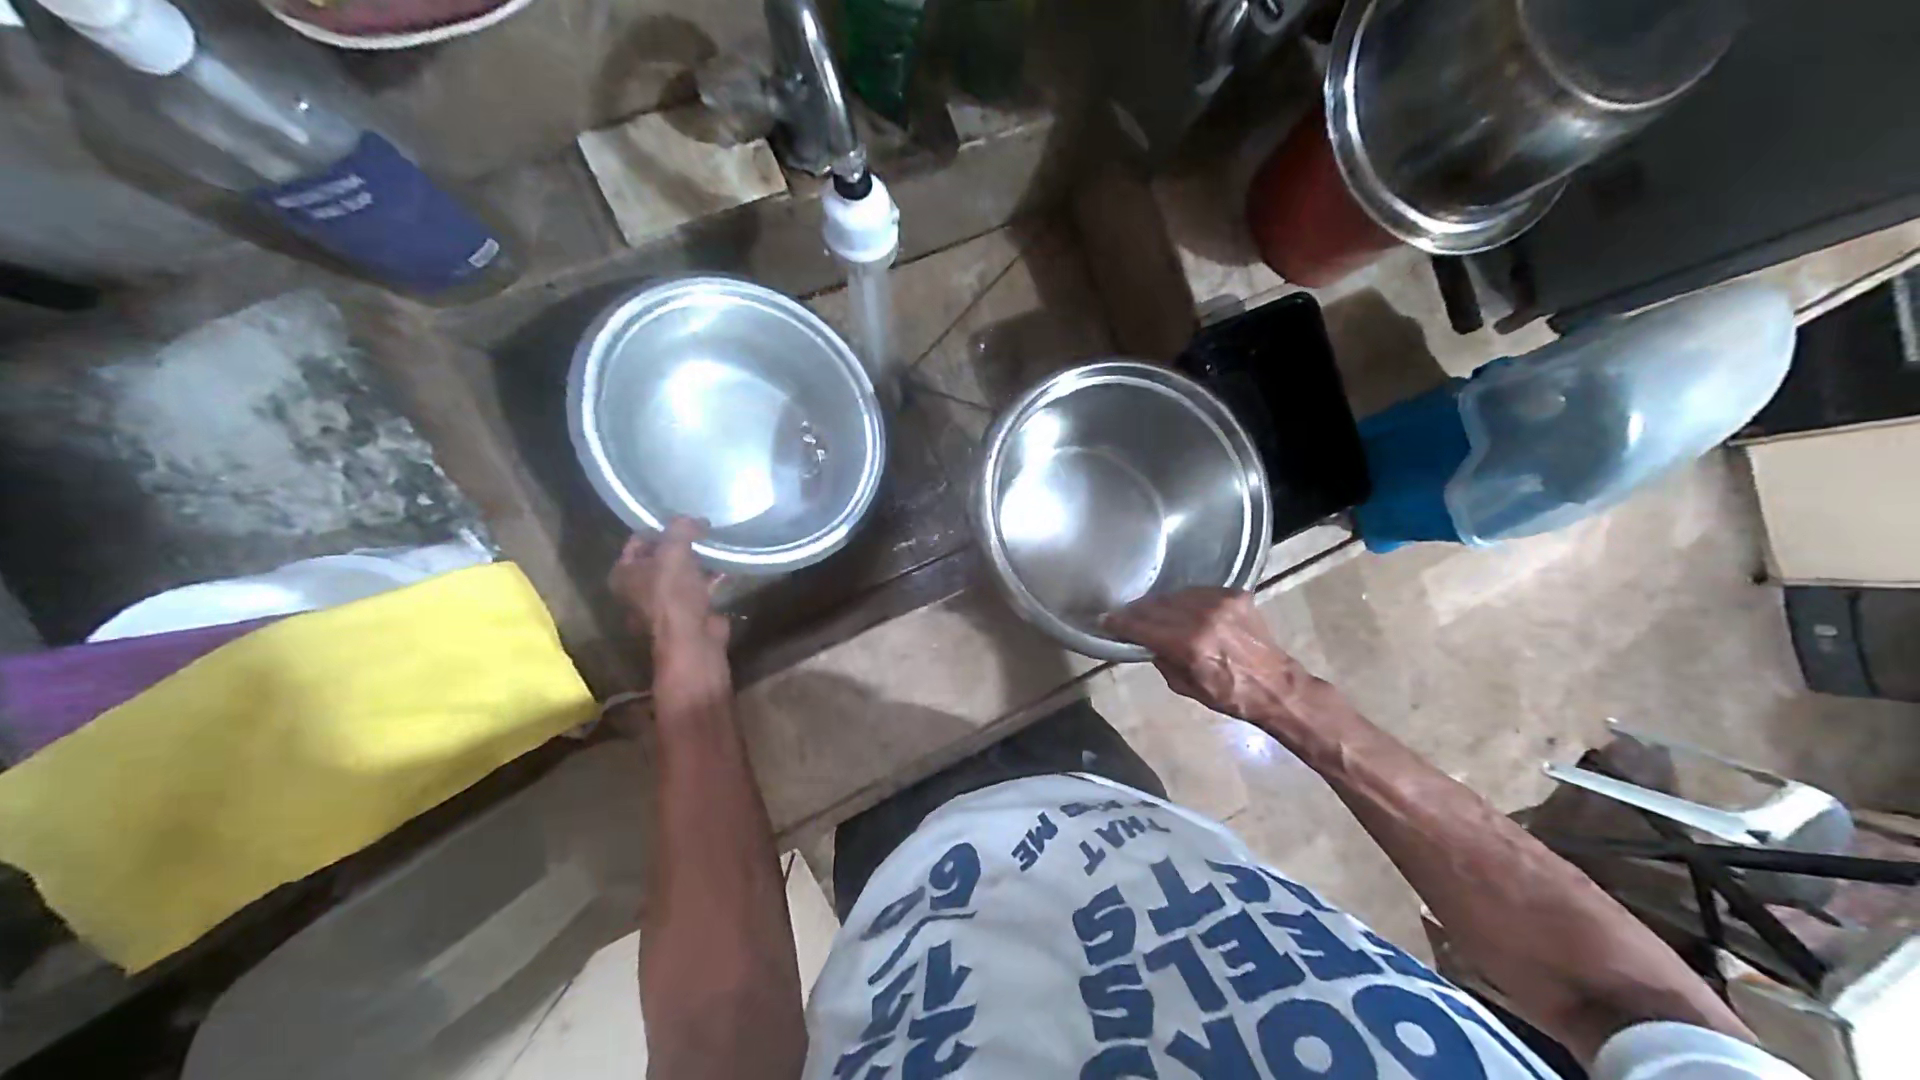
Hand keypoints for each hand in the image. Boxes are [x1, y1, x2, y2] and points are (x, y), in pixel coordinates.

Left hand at [607, 519, 728, 657]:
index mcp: (623, 574)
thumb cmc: (673, 595)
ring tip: (716, 545)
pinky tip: (726, 566)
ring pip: (680, 572)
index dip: (661, 527)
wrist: (692, 640)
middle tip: (702, 531)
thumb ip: (681, 529)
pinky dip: (710, 577)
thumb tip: (696, 519)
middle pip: (660, 556)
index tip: (685, 519)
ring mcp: (663, 603)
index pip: (638, 540)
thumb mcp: (674, 552)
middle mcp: (638, 589)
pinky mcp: (687, 613)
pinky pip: (698, 587)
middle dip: (681, 544)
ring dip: (697, 560)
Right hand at [1104, 588, 1319, 721]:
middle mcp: (1202, 617)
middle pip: (1156, 606)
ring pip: (1176, 595)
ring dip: (1160, 603)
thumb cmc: (1229, 695)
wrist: (1276, 686)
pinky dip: (1186, 599)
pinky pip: (1198, 592)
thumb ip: (1163, 660)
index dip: (1121, 623)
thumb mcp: (1186, 686)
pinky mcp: (1234, 595)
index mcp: (1188, 644)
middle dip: (1137, 611)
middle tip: (1125, 615)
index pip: (1143, 626)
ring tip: (1152, 611)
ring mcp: (1220, 603)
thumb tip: (1148, 643)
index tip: (1106, 620)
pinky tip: (1182, 608)